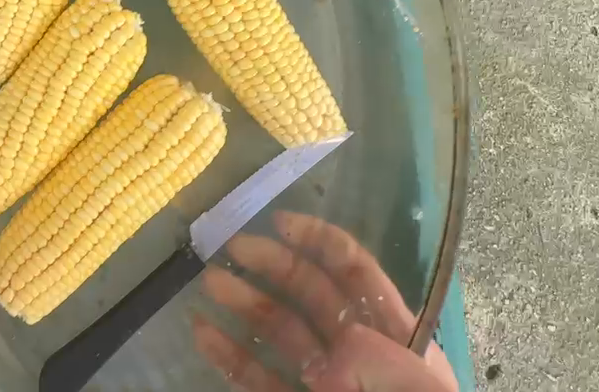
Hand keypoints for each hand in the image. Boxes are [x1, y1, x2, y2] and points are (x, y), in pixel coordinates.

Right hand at [192, 212, 457, 391]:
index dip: (320, 242)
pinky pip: (258, 379)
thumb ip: (378, 364)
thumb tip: (334, 350)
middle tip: (232, 247)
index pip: (357, 274)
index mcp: (398, 342)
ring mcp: (323, 386)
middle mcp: (357, 356)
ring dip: (242, 301)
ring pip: (278, 331)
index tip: (279, 223)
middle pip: (310, 292)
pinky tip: (201, 330)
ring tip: (208, 282)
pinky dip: (227, 355)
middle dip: (272, 263)